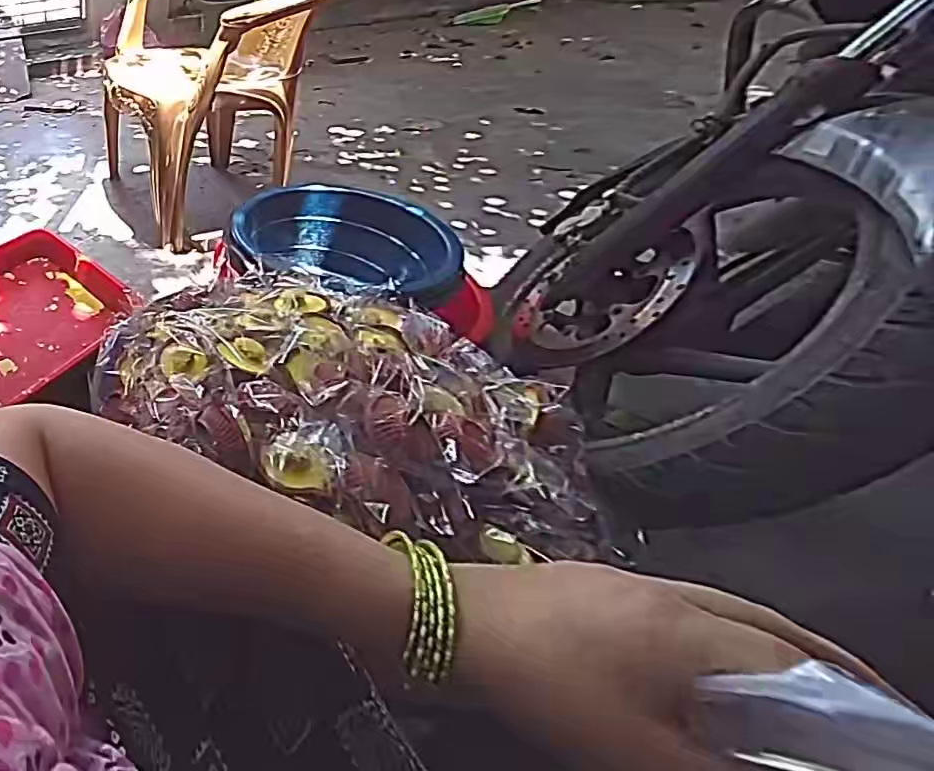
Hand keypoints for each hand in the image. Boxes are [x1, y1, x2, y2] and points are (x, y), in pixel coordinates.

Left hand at [451, 561, 896, 768]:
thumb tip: (767, 769)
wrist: (441, 617)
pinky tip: (695, 655)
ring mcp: (609, 578)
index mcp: (684, 627)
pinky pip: (664, 599)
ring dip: (763, 639)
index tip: (890, 738)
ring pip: (712, 603)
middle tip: (867, 707)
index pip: (801, 664)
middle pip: (763, 622)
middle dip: (825, 665)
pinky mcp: (575, 578)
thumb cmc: (536, 678)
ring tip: (795, 682)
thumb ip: (720, 769)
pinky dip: (704, 626)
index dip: (858, 707)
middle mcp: (653, 590)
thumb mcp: (639, 747)